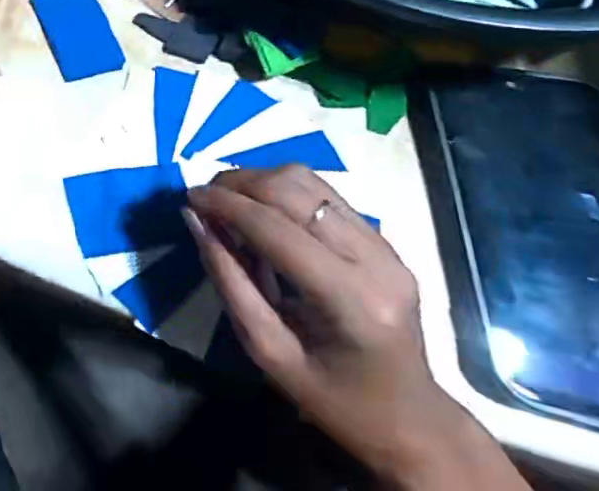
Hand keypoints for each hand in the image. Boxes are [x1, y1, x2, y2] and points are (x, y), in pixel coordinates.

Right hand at [186, 165, 525, 489]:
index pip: (276, 230)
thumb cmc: (333, 400)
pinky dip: (284, 191)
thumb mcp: (269, 353)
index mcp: (351, 300)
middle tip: (204, 195)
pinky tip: (261, 207)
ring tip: (228, 198)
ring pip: (309, 182)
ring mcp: (385, 243)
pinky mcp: (383, 236)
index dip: (227, 206)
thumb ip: (229, 281)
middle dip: (240, 184)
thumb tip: (195, 220)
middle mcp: (375, 259)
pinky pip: (324, 195)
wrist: (409, 419)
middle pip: (294, 192)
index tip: (189, 197)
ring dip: (260, 180)